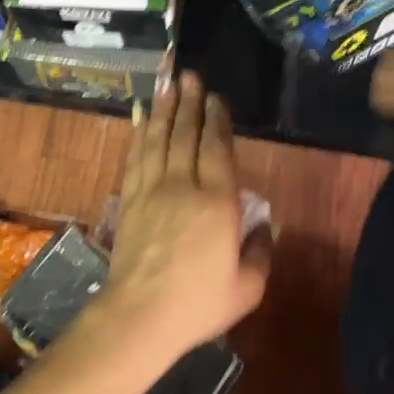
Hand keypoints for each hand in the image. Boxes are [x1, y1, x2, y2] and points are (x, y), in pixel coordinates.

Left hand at [94, 71, 271, 359]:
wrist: (140, 316)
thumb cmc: (199, 304)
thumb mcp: (247, 287)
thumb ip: (259, 252)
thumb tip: (263, 226)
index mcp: (218, 202)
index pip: (218, 148)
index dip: (217, 120)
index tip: (217, 99)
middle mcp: (184, 186)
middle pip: (186, 134)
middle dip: (190, 103)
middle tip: (191, 76)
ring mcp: (152, 190)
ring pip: (159, 139)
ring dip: (165, 110)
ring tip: (168, 85)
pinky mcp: (130, 200)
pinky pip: (136, 157)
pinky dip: (139, 134)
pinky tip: (141, 118)